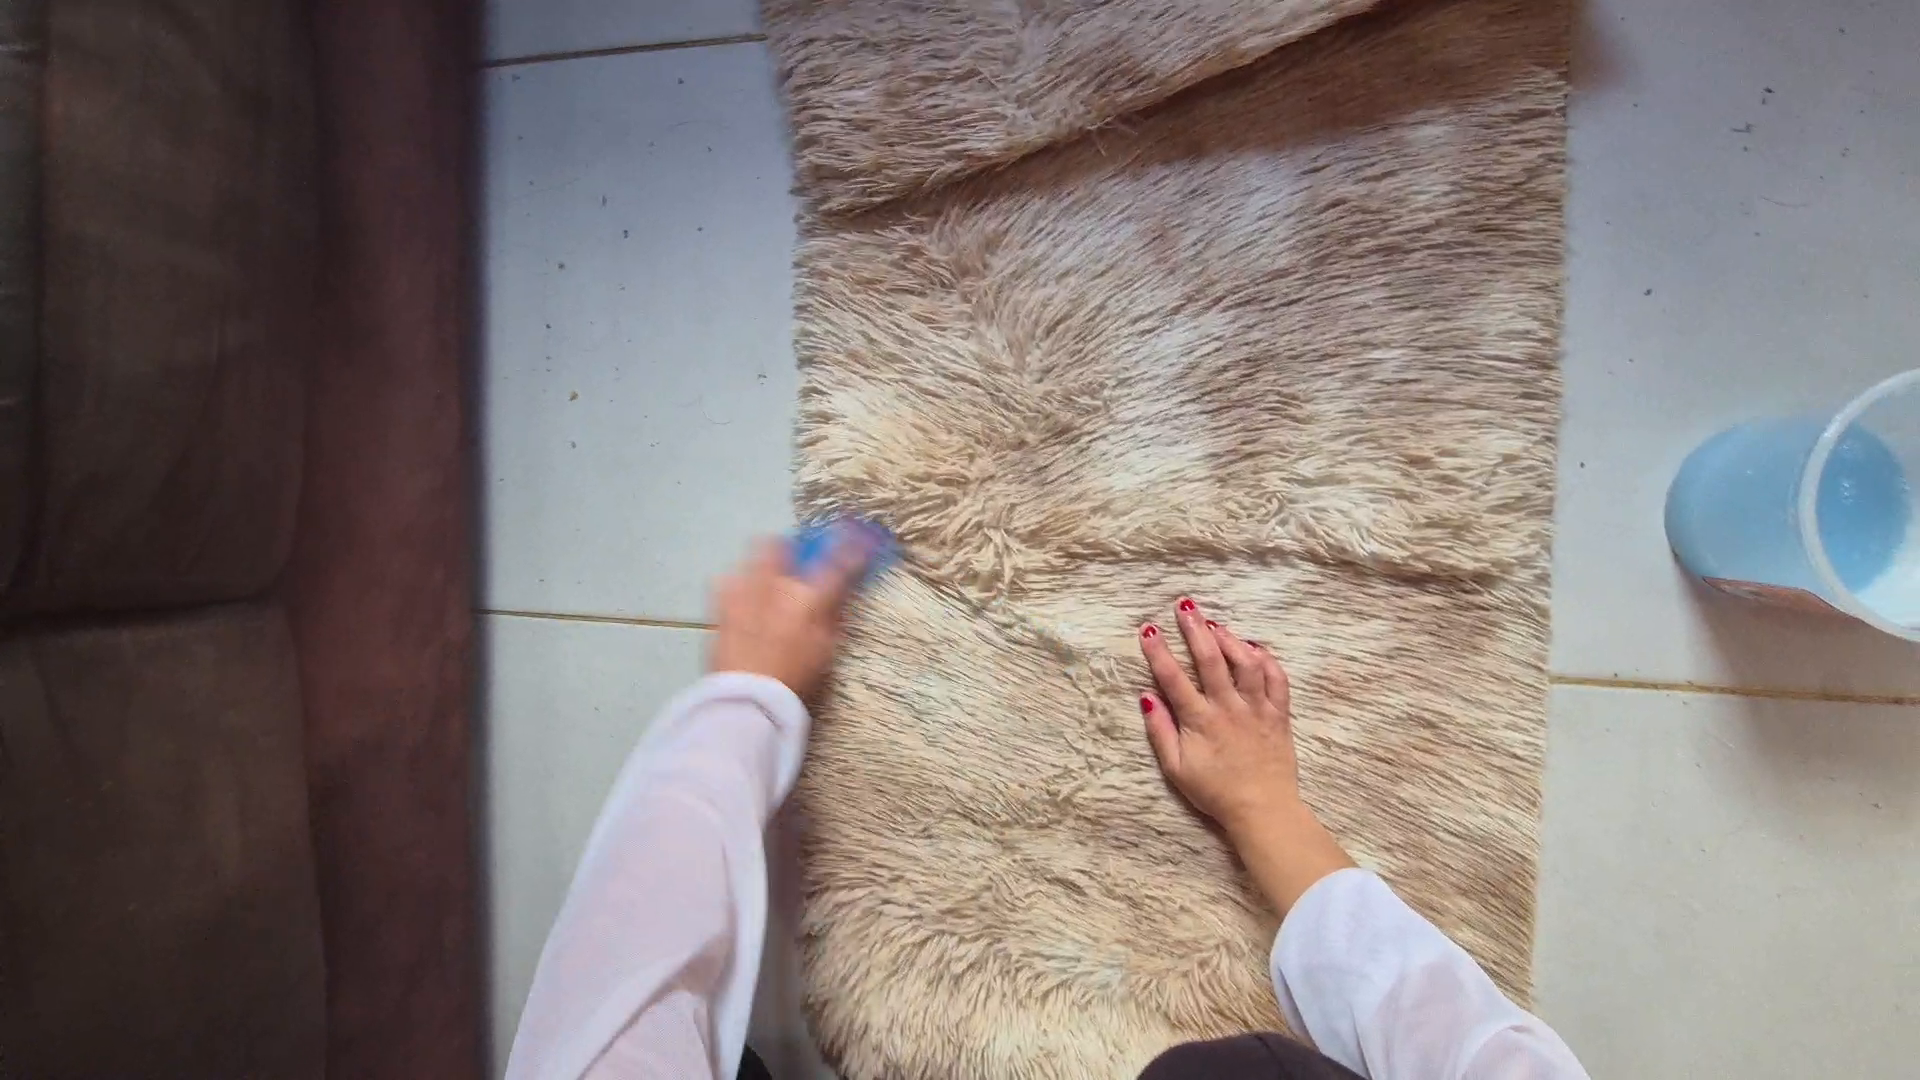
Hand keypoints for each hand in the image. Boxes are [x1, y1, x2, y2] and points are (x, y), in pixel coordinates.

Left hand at [709, 529, 871, 699]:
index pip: (838, 561)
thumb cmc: (794, 680)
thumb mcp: (826, 650)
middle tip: (795, 564)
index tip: (858, 536)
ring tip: (767, 587)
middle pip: (780, 544)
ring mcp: (743, 591)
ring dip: (764, 565)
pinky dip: (741, 585)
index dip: (852, 546)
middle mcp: (774, 586)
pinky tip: (745, 603)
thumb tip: (838, 593)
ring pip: (753, 556)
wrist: (747, 702)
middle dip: (789, 547)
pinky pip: (730, 580)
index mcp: (808, 600)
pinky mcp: (719, 604)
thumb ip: (833, 615)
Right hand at [1139, 597, 1353, 915]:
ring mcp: (1257, 708)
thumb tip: (1146, 697)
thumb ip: (1159, 731)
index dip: (1158, 651)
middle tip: (1184, 606)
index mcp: (1200, 720)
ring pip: (1245, 662)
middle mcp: (1228, 708)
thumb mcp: (1175, 768)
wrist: (1264, 810)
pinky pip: (1277, 679)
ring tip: (1214, 623)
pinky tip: (1253, 646)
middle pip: (1211, 659)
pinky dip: (1266, 659)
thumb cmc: (1214, 792)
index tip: (1147, 629)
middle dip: (1195, 629)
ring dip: (1229, 638)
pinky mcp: (1278, 714)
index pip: (1173, 678)